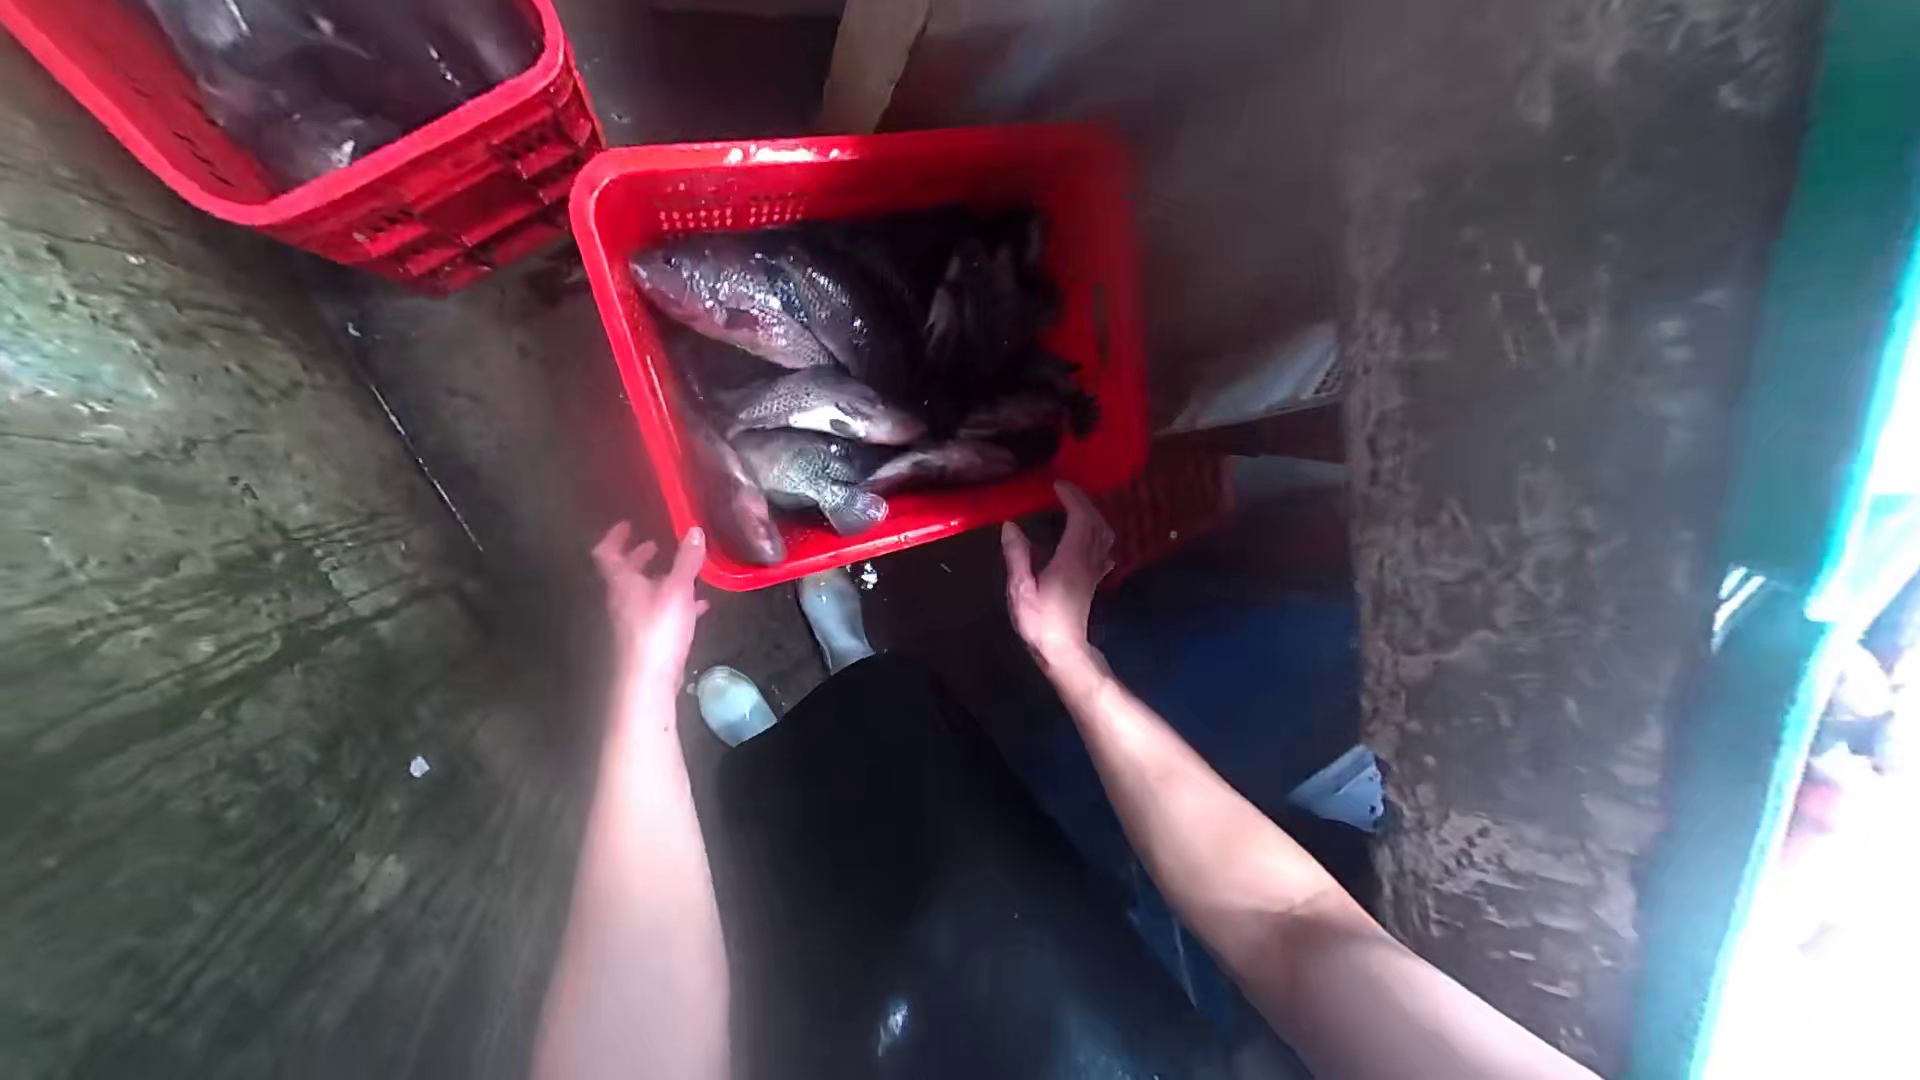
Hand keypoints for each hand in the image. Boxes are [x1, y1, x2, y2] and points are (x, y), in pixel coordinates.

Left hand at [593, 522, 707, 693]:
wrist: (649, 678)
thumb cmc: (658, 628)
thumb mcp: (678, 589)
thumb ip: (686, 560)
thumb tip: (694, 530)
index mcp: (623, 583)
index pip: (607, 553)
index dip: (615, 537)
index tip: (627, 525)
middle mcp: (623, 599)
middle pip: (625, 573)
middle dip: (639, 557)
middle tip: (654, 544)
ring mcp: (634, 619)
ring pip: (644, 592)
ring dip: (658, 578)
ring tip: (679, 571)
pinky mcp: (649, 636)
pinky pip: (661, 611)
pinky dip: (676, 602)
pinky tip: (698, 605)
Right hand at [1001, 481, 1115, 669]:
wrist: (1063, 652)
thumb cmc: (1039, 623)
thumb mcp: (1020, 590)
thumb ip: (1017, 556)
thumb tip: (1011, 526)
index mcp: (1071, 560)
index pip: (1081, 519)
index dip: (1072, 498)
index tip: (1057, 485)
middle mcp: (1089, 561)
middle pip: (1096, 522)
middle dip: (1082, 502)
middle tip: (1063, 490)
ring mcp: (1094, 572)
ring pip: (1104, 534)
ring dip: (1092, 515)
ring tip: (1073, 507)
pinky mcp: (1093, 581)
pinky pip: (1103, 549)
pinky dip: (1097, 534)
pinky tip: (1086, 536)